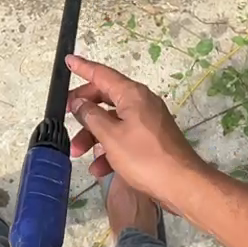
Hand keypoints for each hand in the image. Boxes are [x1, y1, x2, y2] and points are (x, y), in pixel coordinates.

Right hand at [65, 55, 209, 205]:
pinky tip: (99, 168)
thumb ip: (91, 116)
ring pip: (112, 121)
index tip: (68, 61)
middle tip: (65, 115)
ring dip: (92, 135)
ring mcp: (147, 121)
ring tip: (76, 152)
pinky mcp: (150, 139)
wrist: (182, 185)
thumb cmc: (145, 157)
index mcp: (132, 95)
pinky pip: (123, 137)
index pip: (101, 74)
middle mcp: (140, 103)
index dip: (82, 67)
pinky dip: (109, 149)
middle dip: (83, 110)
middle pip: (104, 98)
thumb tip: (79, 102)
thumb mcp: (110, 136)